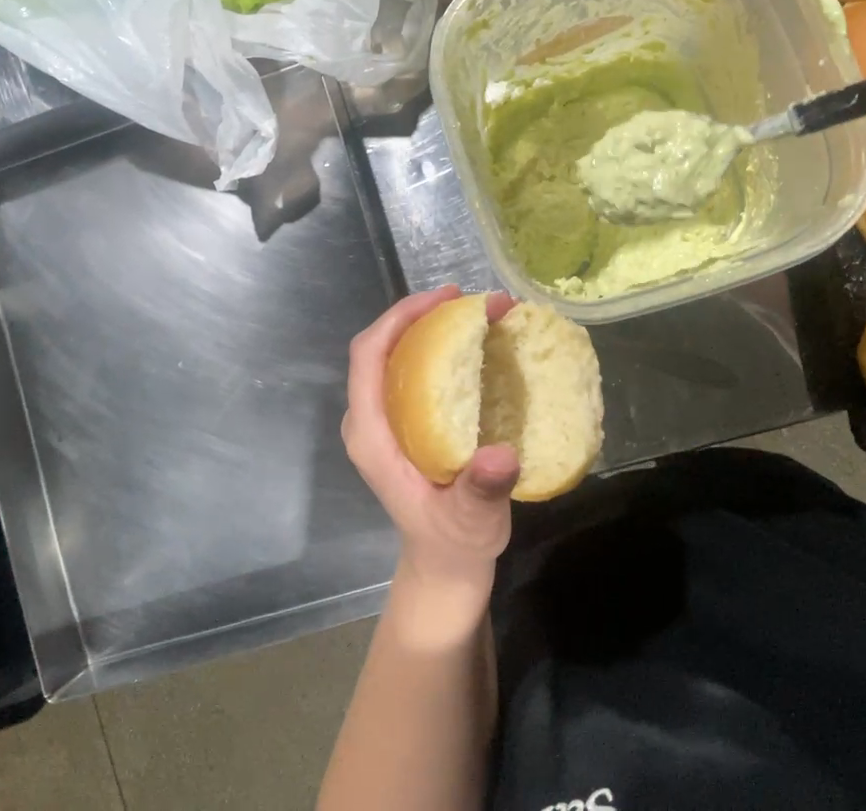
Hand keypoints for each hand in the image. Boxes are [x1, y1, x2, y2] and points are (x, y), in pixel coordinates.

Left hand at [344, 286, 519, 604]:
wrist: (447, 564)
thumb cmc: (454, 543)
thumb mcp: (472, 521)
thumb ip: (480, 491)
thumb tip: (498, 456)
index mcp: (372, 437)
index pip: (367, 358)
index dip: (398, 319)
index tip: (444, 300)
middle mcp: (372, 421)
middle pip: (382, 348)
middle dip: (423, 316)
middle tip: (475, 302)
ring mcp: (386, 422)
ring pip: (398, 357)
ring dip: (434, 329)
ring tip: (482, 315)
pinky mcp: (405, 425)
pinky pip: (414, 372)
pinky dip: (441, 350)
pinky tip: (477, 345)